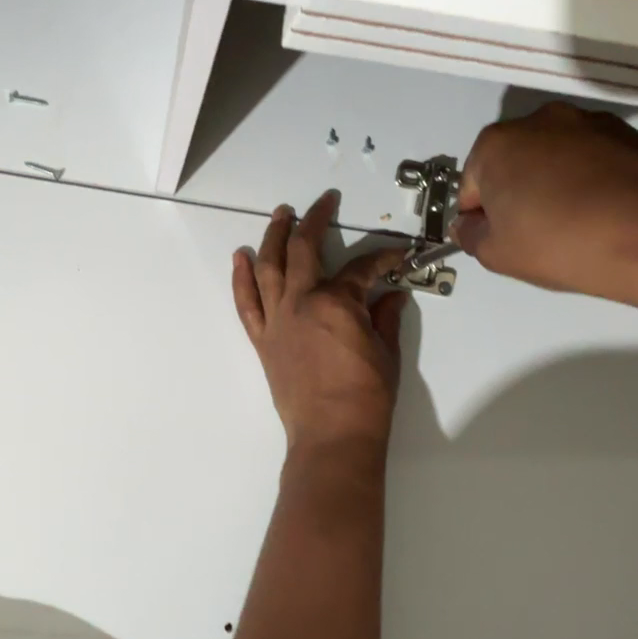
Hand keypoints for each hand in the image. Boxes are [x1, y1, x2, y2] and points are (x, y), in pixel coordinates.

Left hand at [231, 191, 410, 452]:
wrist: (331, 436)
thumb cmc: (366, 398)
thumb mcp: (386, 353)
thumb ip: (385, 318)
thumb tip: (391, 297)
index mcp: (336, 302)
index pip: (362, 268)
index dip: (382, 258)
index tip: (397, 255)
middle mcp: (300, 301)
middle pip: (304, 249)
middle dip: (315, 219)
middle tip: (324, 202)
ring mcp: (277, 319)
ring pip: (269, 266)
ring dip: (273, 236)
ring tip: (280, 215)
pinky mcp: (262, 339)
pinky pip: (246, 302)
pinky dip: (241, 278)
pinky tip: (240, 257)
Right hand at [455, 102, 637, 296]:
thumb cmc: (562, 243)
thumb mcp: (497, 255)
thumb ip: (471, 235)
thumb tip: (471, 224)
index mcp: (496, 144)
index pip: (471, 187)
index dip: (483, 218)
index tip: (506, 241)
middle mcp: (538, 120)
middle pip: (514, 163)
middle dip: (519, 193)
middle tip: (540, 234)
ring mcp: (589, 122)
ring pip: (555, 158)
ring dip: (557, 184)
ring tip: (580, 224)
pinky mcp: (631, 133)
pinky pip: (595, 160)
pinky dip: (594, 181)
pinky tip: (608, 213)